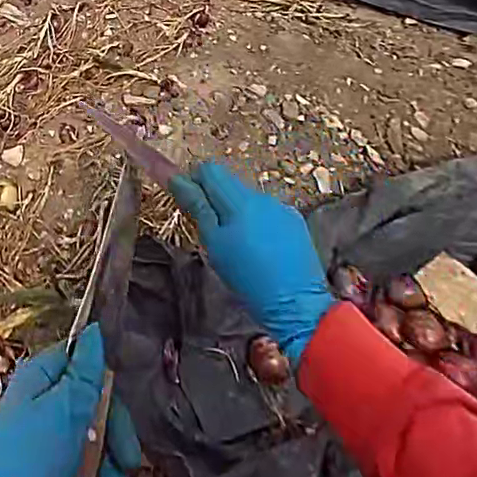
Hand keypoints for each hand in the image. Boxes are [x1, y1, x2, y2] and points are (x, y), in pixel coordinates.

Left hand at [0, 324, 141, 476]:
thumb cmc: (28, 464)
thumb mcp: (64, 408)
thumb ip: (85, 370)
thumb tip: (95, 329)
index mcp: (39, 380)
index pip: (80, 357)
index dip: (104, 374)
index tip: (123, 394)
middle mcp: (44, 409)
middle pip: (95, 402)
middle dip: (115, 429)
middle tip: (124, 454)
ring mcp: (50, 445)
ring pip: (98, 439)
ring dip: (111, 461)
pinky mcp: (57, 476)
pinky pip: (91, 468)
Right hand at [168, 161, 334, 362]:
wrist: (298, 305)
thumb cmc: (247, 279)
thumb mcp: (215, 245)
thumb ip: (198, 207)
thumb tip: (177, 178)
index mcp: (238, 200)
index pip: (210, 170)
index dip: (195, 182)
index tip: (192, 205)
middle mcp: (260, 196)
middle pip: (229, 182)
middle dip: (216, 199)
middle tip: (213, 232)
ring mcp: (280, 206)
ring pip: (247, 198)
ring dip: (237, 212)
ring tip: (239, 245)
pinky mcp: (294, 220)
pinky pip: (267, 211)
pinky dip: (258, 221)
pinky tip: (261, 248)